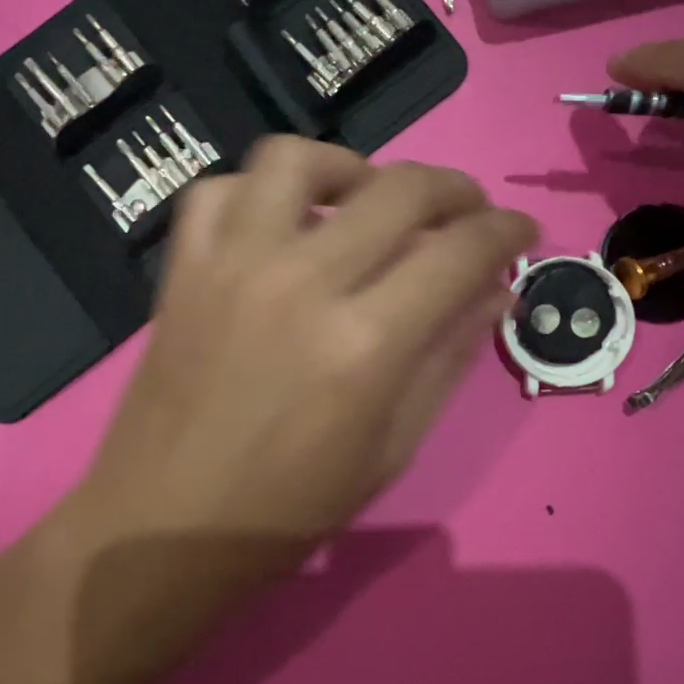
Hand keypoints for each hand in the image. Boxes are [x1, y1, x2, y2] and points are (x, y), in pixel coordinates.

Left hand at [72, 136, 536, 544]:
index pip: (460, 252)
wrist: (165, 525)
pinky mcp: (182, 271)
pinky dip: (255, 192)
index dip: (506, 232)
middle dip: (454, 190)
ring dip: (349, 168)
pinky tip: (277, 224)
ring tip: (364, 201)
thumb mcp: (389, 452)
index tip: (519, 234)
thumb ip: (445, 361)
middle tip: (464, 214)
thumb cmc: (285, 510)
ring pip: (295, 159)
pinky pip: (216, 192)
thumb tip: (493, 293)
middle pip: (399, 189)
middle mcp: (301, 283)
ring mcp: (233, 266)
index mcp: (365, 343)